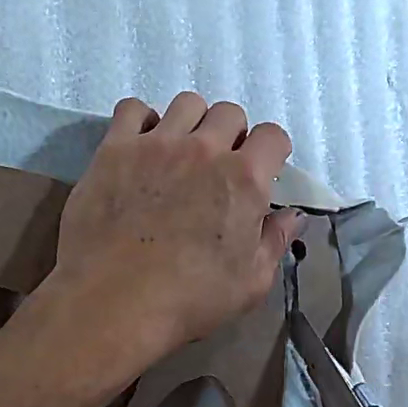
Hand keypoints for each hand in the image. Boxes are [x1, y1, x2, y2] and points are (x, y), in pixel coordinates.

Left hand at [48, 92, 302, 364]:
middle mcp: (204, 149)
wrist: (115, 302)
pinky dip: (142, 120)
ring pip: (186, 103)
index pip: (273, 135)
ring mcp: (156, 144)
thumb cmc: (191, 299)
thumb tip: (293, 216)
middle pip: (230, 113)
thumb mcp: (251, 282)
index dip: (272, 151)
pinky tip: (141, 146)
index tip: (263, 171)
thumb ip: (275, 241)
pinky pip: (133, 109)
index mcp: (244, 179)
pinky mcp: (115, 149)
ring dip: (193, 123)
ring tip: (182, 153)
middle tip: (220, 167)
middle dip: (233, 134)